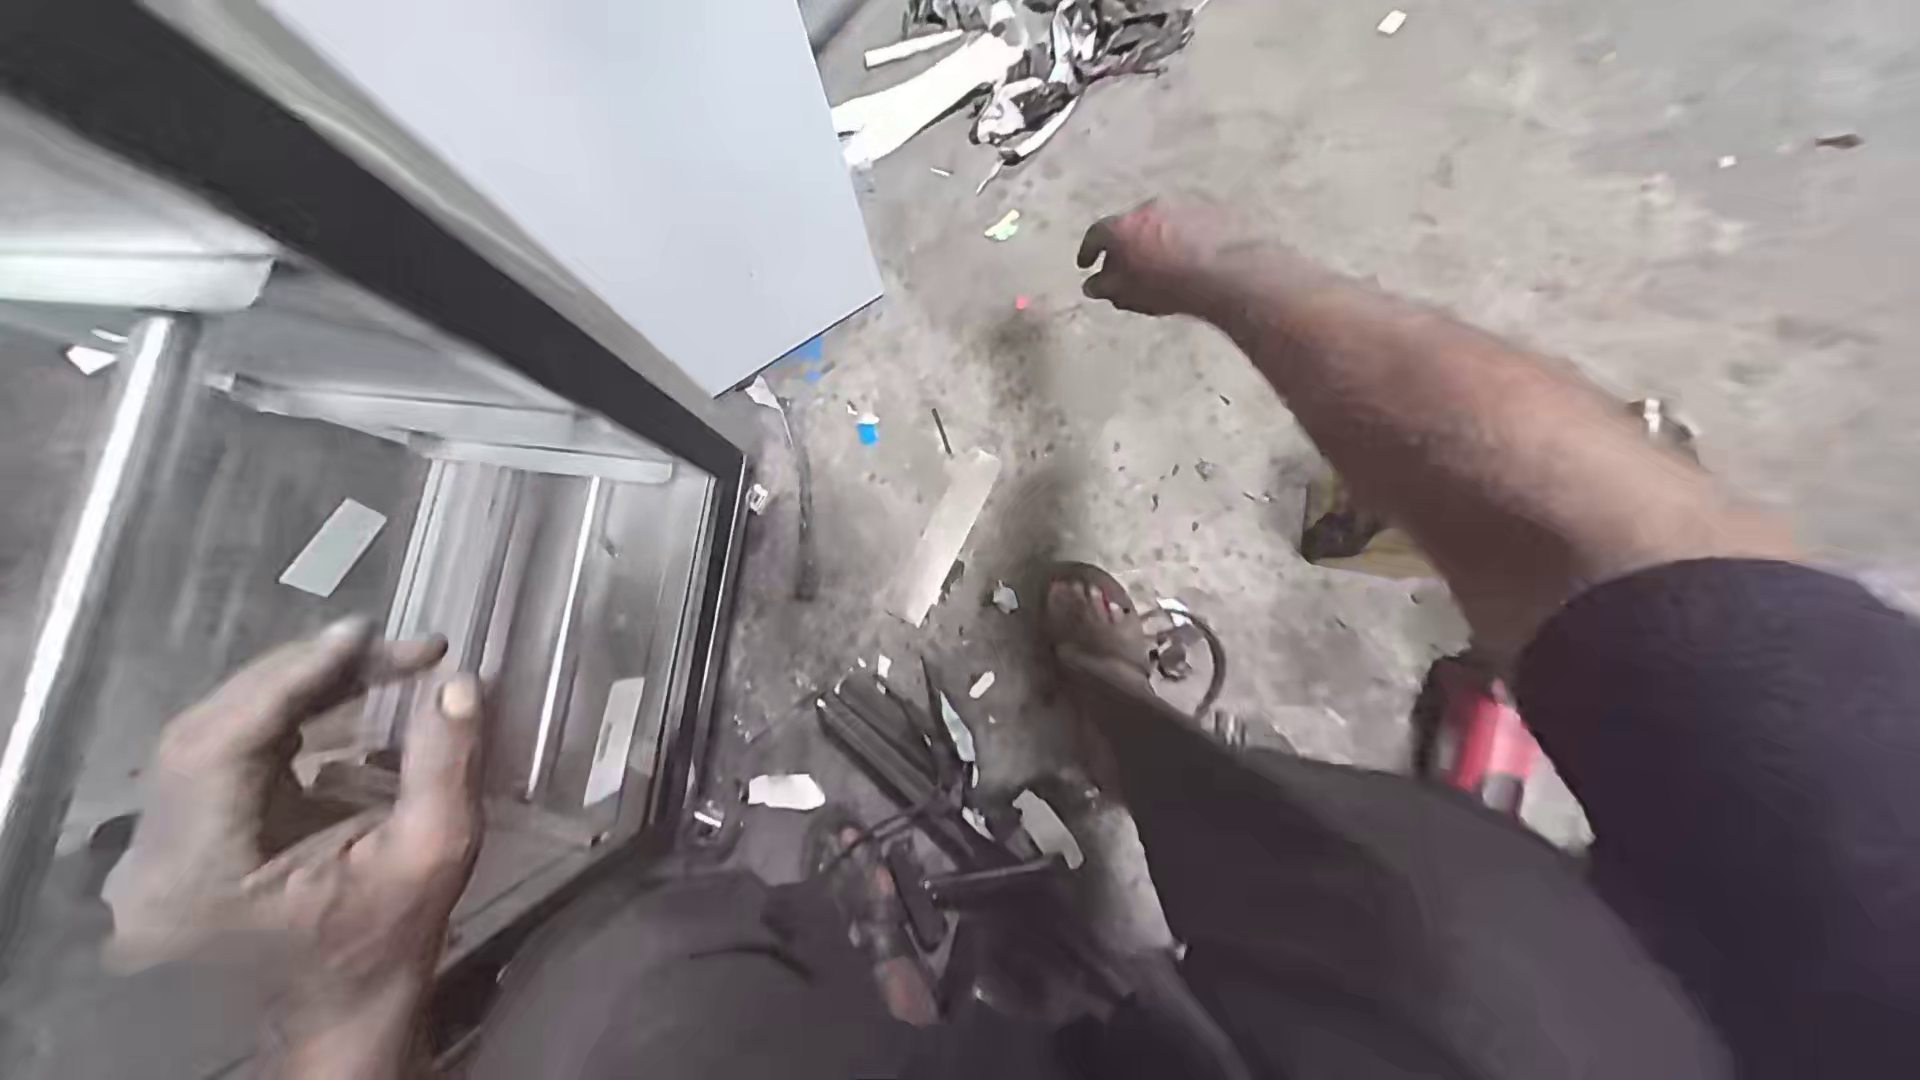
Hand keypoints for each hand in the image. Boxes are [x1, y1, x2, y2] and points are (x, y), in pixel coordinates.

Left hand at [102, 617, 482, 1075]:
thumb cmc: (396, 930)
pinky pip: (230, 751)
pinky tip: (347, 694)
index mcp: (201, 873)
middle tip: (390, 643)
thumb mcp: (440, 846)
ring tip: (382, 659)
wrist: (349, 997)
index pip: (214, 748)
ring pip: (213, 734)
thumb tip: (459, 682)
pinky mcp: (189, 836)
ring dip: (300, 686)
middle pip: (206, 731)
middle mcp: (152, 860)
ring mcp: (160, 850)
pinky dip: (292, 711)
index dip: (286, 680)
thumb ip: (447, 763)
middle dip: (303, 673)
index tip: (361, 635)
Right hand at [1077, 200, 1255, 317]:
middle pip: (1128, 227)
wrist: (1223, 273)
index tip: (1085, 264)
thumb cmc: (1168, 285)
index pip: (1095, 236)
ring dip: (1151, 244)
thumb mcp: (1126, 293)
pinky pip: (1184, 227)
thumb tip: (1093, 286)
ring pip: (1157, 225)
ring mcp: (1181, 206)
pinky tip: (1183, 264)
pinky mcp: (1209, 211)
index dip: (1087, 251)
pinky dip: (1177, 242)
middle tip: (1121, 271)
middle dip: (1122, 249)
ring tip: (1155, 271)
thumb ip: (1104, 287)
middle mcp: (1149, 208)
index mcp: (1122, 227)